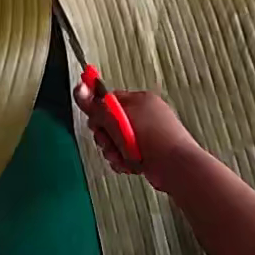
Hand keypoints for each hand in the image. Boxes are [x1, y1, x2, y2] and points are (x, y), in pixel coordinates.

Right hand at [72, 85, 202, 190]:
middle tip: (111, 144)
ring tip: (123, 158)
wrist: (176, 166)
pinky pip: (127, 154)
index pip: (109, 100)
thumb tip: (78, 89)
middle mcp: (145, 114)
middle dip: (106, 138)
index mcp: (140, 99)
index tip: (96, 124)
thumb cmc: (151, 137)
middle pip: (110, 123)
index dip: (98, 113)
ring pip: (117, 142)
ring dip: (114, 152)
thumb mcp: (118, 119)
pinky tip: (130, 166)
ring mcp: (148, 134)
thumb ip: (96, 106)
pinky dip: (125, 161)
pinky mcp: (149, 152)